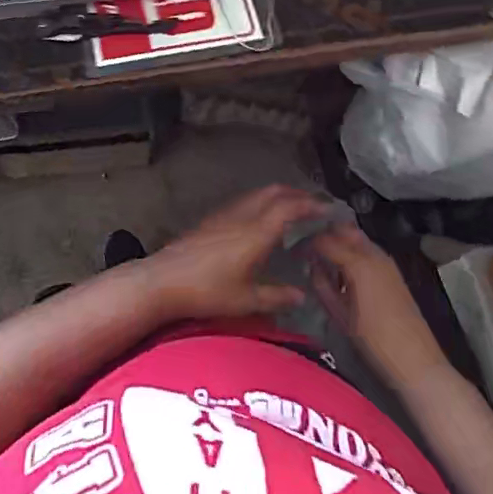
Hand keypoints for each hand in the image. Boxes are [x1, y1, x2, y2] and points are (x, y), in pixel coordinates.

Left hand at [138, 185, 327, 321]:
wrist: (164, 279)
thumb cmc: (207, 291)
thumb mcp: (245, 300)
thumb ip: (276, 296)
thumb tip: (301, 295)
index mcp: (254, 233)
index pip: (288, 208)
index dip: (310, 205)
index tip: (329, 209)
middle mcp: (241, 216)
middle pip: (273, 193)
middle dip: (297, 194)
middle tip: (316, 207)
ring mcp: (224, 215)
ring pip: (257, 195)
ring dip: (279, 197)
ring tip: (295, 211)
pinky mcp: (212, 220)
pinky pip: (245, 202)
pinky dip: (263, 203)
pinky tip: (264, 220)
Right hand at [310, 223, 443, 377]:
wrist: (418, 363)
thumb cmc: (375, 342)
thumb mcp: (341, 316)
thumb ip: (322, 286)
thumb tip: (311, 267)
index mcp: (358, 263)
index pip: (325, 240)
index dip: (307, 242)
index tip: (294, 248)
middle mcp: (374, 255)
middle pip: (344, 230)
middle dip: (325, 233)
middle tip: (308, 245)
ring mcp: (387, 262)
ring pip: (358, 238)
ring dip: (341, 240)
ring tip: (323, 254)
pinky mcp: (394, 272)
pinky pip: (369, 250)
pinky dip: (354, 250)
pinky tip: (345, 267)